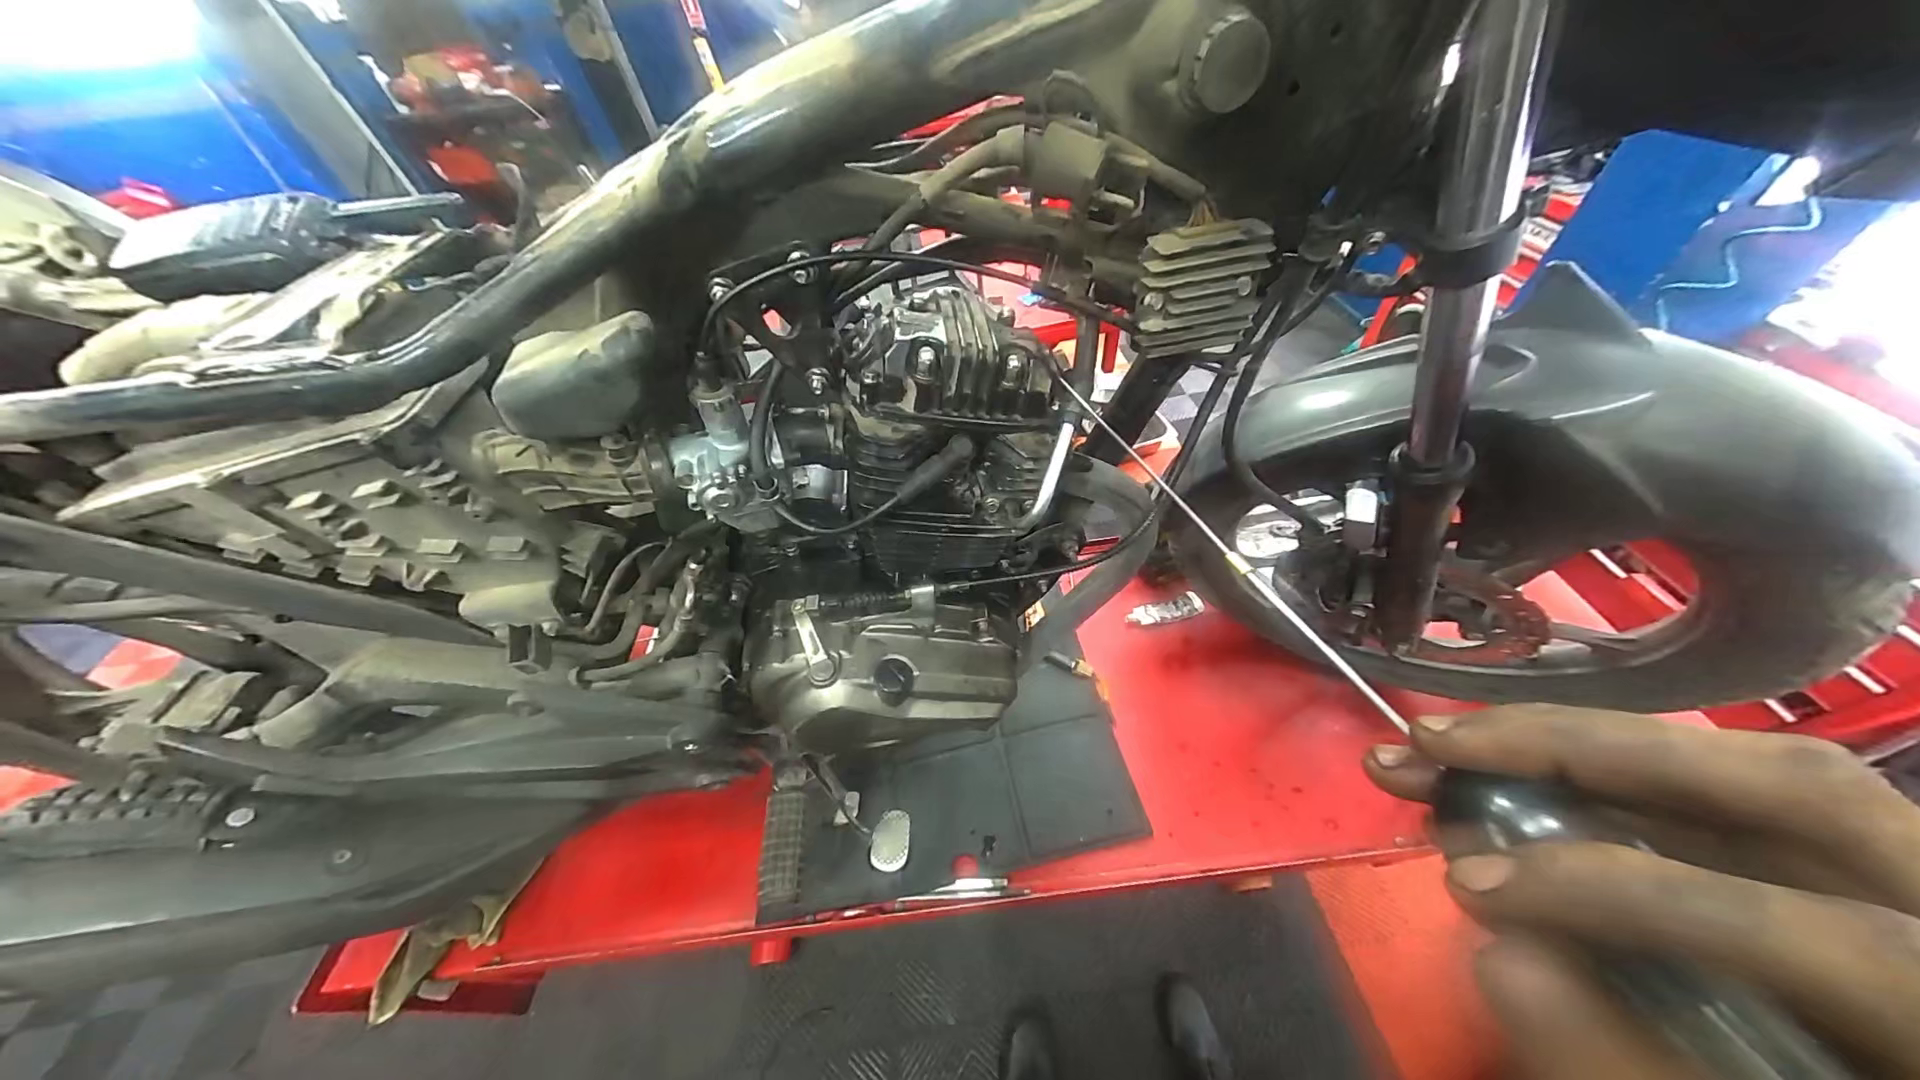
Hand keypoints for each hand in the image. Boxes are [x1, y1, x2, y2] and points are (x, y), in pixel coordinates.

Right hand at [1363, 705, 1919, 1078]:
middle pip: (1786, 784)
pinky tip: (1508, 769)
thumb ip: (1637, 1070)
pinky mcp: (1826, 858)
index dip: (1628, 898)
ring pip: (1741, 762)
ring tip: (1444, 742)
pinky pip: (1710, 785)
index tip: (1473, 888)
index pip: (1821, 937)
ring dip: (1567, 740)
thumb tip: (1504, 961)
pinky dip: (1595, 766)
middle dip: (1577, 749)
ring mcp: (1901, 869)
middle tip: (1432, 743)